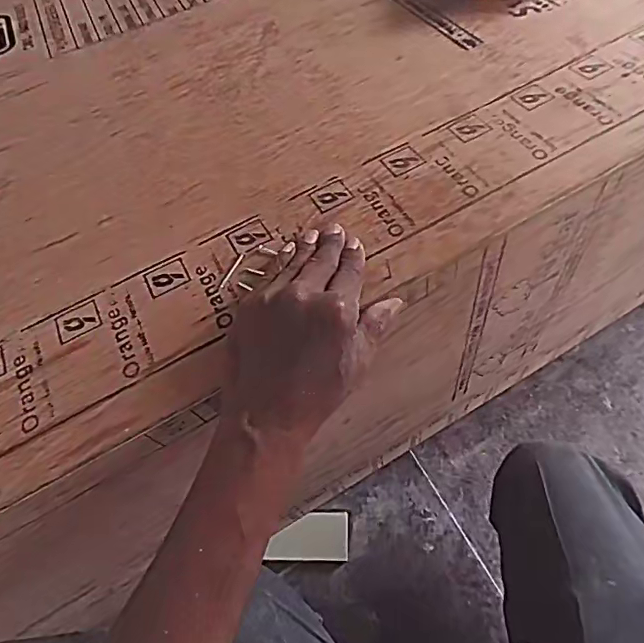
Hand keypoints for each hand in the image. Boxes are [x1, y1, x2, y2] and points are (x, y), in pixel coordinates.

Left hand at [224, 225, 403, 443]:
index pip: (350, 271)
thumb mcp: (357, 363)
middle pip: (322, 260)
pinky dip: (281, 261)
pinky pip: (270, 274)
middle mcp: (306, 295)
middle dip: (331, 244)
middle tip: (335, 230)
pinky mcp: (250, 304)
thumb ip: (374, 326)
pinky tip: (286, 253)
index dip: (354, 256)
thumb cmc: (316, 395)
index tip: (355, 245)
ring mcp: (275, 297)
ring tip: (312, 235)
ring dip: (305, 246)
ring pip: (294, 261)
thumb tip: (393, 302)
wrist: (266, 411)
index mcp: (338, 309)